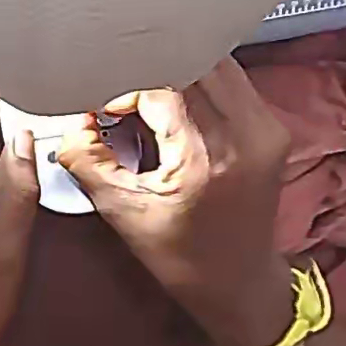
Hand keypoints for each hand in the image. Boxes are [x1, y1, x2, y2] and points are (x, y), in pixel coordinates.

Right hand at [55, 56, 292, 345]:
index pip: (163, 85)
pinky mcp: (272, 126)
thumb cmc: (180, 256)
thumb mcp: (121, 211)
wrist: (238, 282)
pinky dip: (197, 80)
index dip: (125, 87)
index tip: (104, 109)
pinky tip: (174, 103)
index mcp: (206, 156)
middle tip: (122, 92)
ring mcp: (267, 126)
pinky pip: (230, 80)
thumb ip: (88, 160)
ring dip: (175, 71)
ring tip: (146, 96)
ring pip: (214, 64)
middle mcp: (247, 133)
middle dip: (149, 70)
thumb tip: (73, 124)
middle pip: (193, 62)